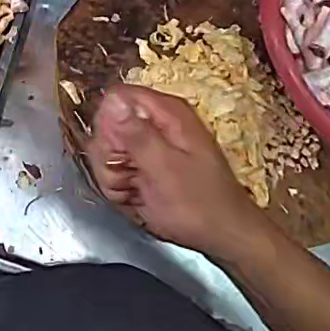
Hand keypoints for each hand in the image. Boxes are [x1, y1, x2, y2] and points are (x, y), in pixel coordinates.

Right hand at [83, 85, 276, 264]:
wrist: (222, 232)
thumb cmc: (199, 203)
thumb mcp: (165, 168)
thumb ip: (136, 134)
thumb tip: (112, 100)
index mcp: (167, 112)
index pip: (116, 98)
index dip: (108, 126)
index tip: (119, 154)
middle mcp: (158, 121)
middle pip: (107, 125)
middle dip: (109, 157)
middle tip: (130, 178)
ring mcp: (151, 143)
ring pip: (107, 150)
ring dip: (113, 176)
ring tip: (137, 191)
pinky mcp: (146, 164)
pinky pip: (115, 169)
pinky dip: (120, 187)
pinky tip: (137, 198)